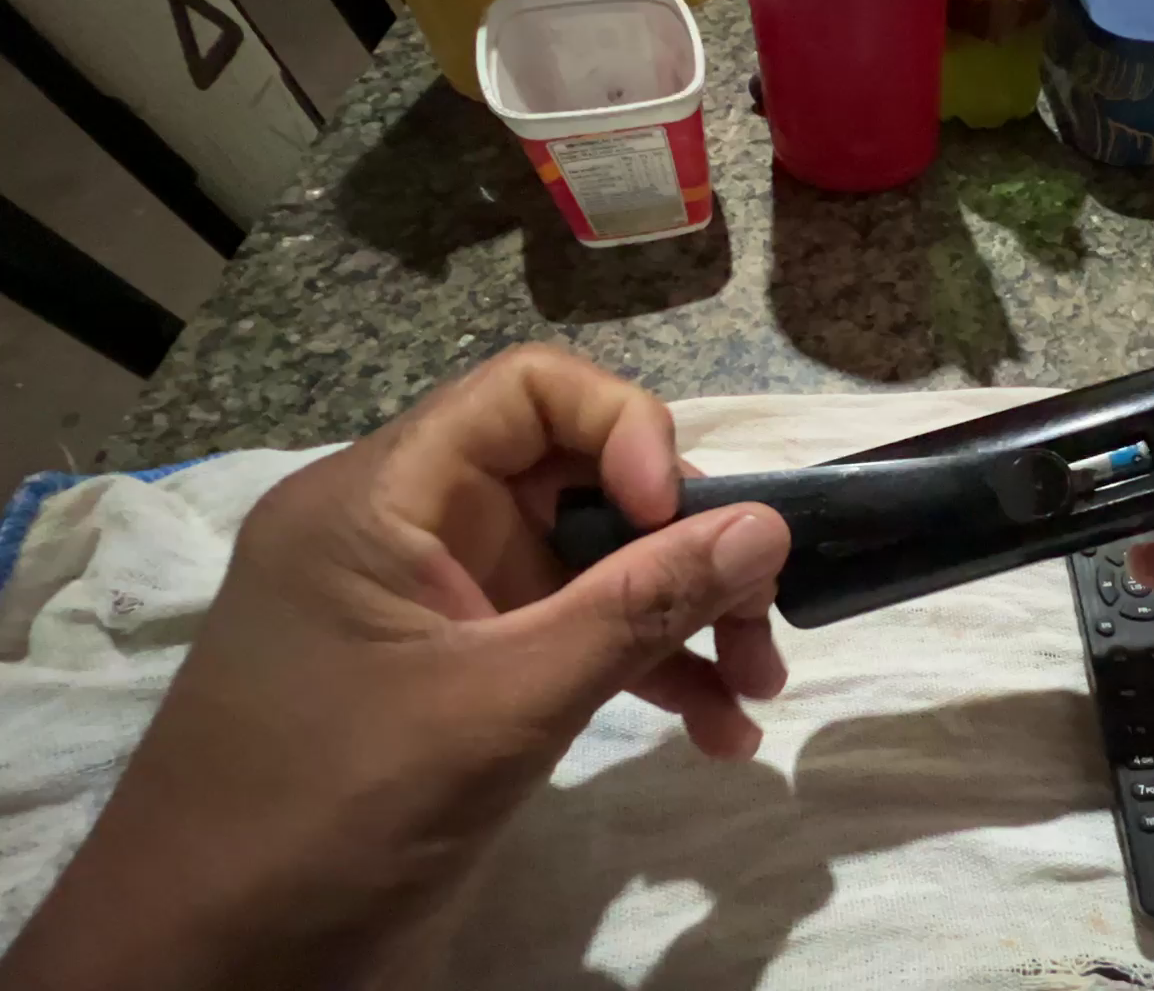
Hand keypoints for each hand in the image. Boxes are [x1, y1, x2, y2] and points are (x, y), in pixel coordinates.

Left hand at [0, 346, 790, 990]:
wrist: (214, 990)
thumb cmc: (328, 822)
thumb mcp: (505, 704)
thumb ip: (642, 607)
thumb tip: (770, 527)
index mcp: (394, 500)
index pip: (532, 392)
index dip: (624, 428)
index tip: (675, 513)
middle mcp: (436, 530)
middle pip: (597, 484)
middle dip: (691, 546)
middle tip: (757, 612)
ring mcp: (470, 600)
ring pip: (613, 564)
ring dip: (695, 616)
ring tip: (759, 683)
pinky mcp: (497, 664)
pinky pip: (599, 635)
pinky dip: (665, 672)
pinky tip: (721, 728)